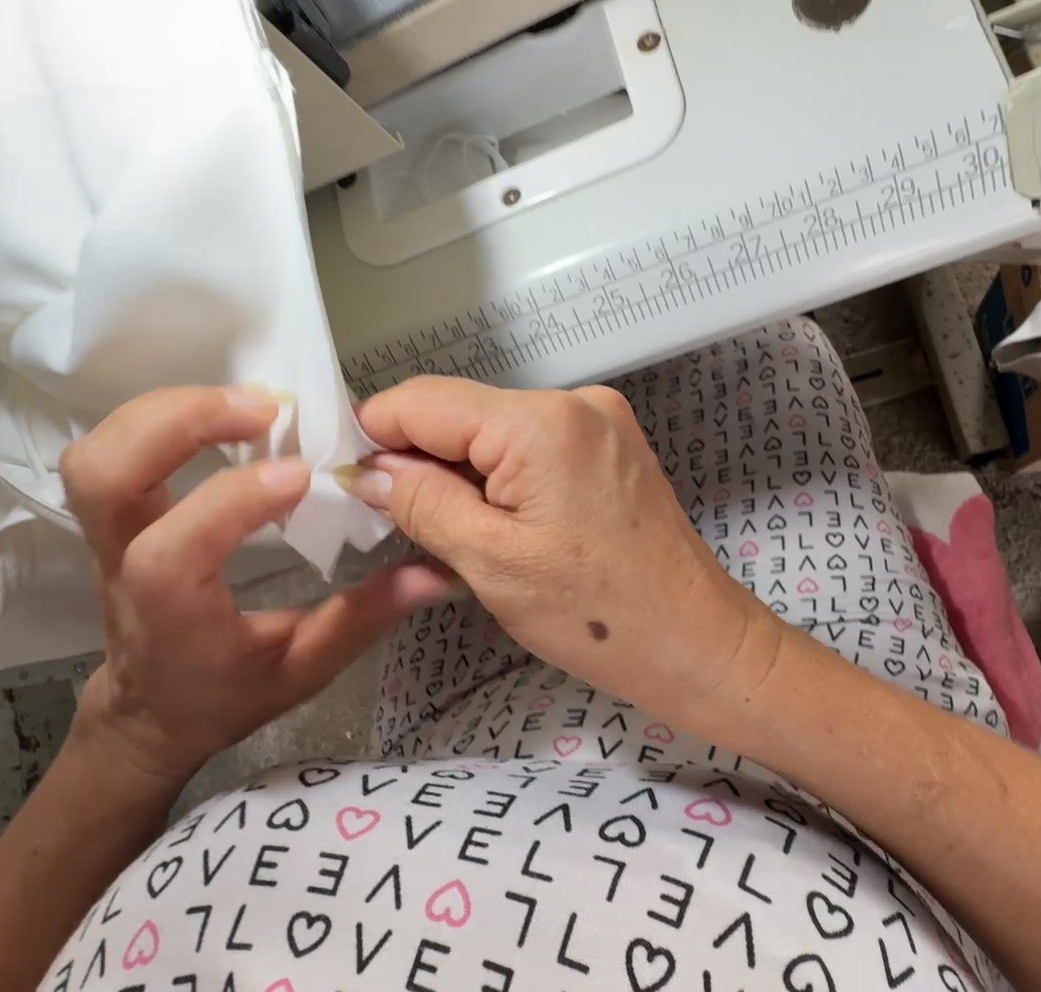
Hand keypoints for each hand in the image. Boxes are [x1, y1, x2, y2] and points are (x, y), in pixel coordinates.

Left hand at [58, 386, 455, 787]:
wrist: (150, 714)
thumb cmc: (226, 694)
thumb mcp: (305, 669)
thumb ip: (363, 619)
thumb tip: (436, 574)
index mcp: (168, 614)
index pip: (173, 551)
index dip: (233, 501)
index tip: (303, 473)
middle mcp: (122, 565)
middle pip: (104, 474)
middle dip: (181, 422)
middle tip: (264, 407)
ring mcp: (107, 535)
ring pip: (96, 454)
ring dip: (167, 411)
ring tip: (248, 403)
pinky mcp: (113, 516)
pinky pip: (111, 450)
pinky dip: (160, 417)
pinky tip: (222, 415)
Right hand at [345, 378, 777, 720]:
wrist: (695, 640)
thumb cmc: (595, 615)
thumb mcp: (490, 562)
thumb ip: (420, 502)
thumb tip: (365, 471)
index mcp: (540, 421)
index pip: (423, 400)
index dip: (373, 434)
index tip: (344, 480)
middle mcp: (573, 400)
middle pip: (461, 413)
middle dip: (419, 461)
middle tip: (395, 523)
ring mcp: (598, 420)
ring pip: (493, 433)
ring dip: (460, 475)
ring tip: (453, 537)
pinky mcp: (610, 445)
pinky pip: (531, 448)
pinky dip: (501, 479)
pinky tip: (498, 527)